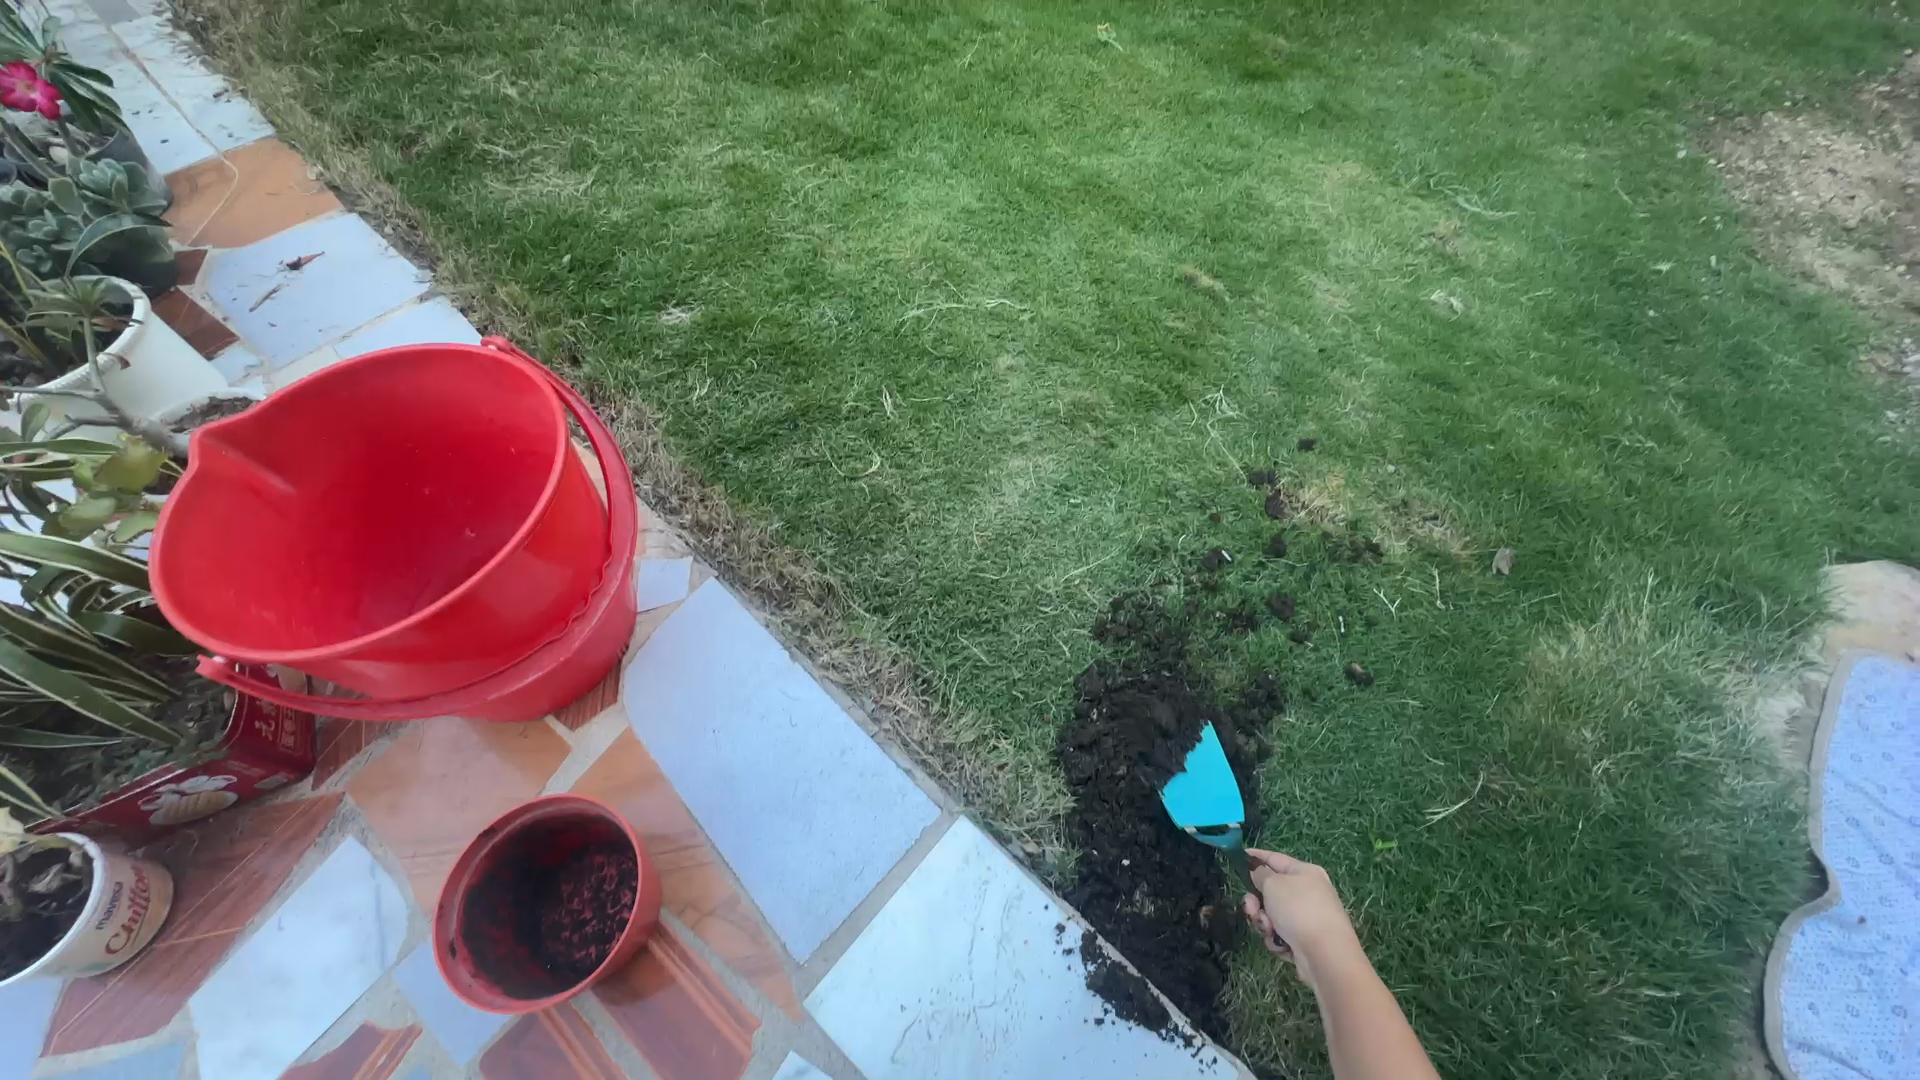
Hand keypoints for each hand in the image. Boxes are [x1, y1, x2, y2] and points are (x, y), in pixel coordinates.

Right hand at [1240, 849, 1359, 986]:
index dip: (1256, 857)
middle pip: (1271, 891)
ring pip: (1272, 914)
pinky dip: (1276, 937)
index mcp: (1304, 872)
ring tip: (1267, 928)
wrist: (1326, 954)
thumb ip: (1260, 874)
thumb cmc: (1298, 909)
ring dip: (1264, 921)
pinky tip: (1281, 943)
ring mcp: (1308, 918)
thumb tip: (1259, 874)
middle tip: (1250, 908)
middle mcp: (1308, 892)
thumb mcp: (1273, 884)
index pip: (1274, 859)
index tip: (1238, 857)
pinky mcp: (1306, 940)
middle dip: (1256, 900)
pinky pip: (1281, 933)